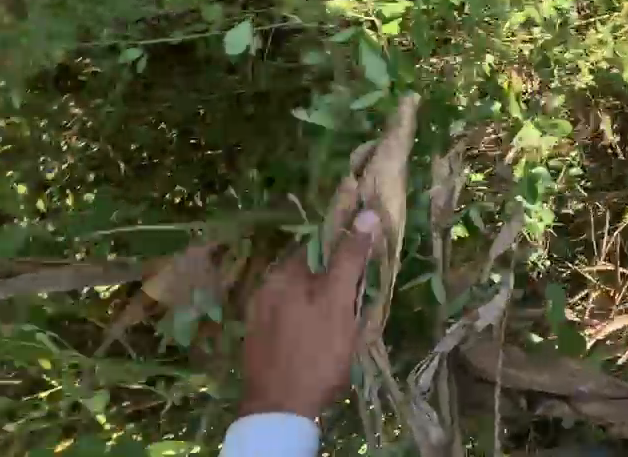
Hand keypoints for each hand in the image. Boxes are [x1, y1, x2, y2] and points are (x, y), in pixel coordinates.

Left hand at [239, 209, 377, 419]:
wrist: (280, 413)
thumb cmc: (315, 351)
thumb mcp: (339, 300)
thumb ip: (350, 257)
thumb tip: (367, 214)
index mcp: (283, 274)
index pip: (320, 244)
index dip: (346, 248)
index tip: (367, 261)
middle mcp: (266, 289)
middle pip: (311, 269)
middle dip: (336, 277)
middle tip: (358, 296)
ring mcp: (260, 316)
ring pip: (301, 294)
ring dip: (323, 299)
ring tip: (344, 319)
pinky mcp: (261, 340)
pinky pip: (291, 316)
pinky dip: (309, 318)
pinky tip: (322, 335)